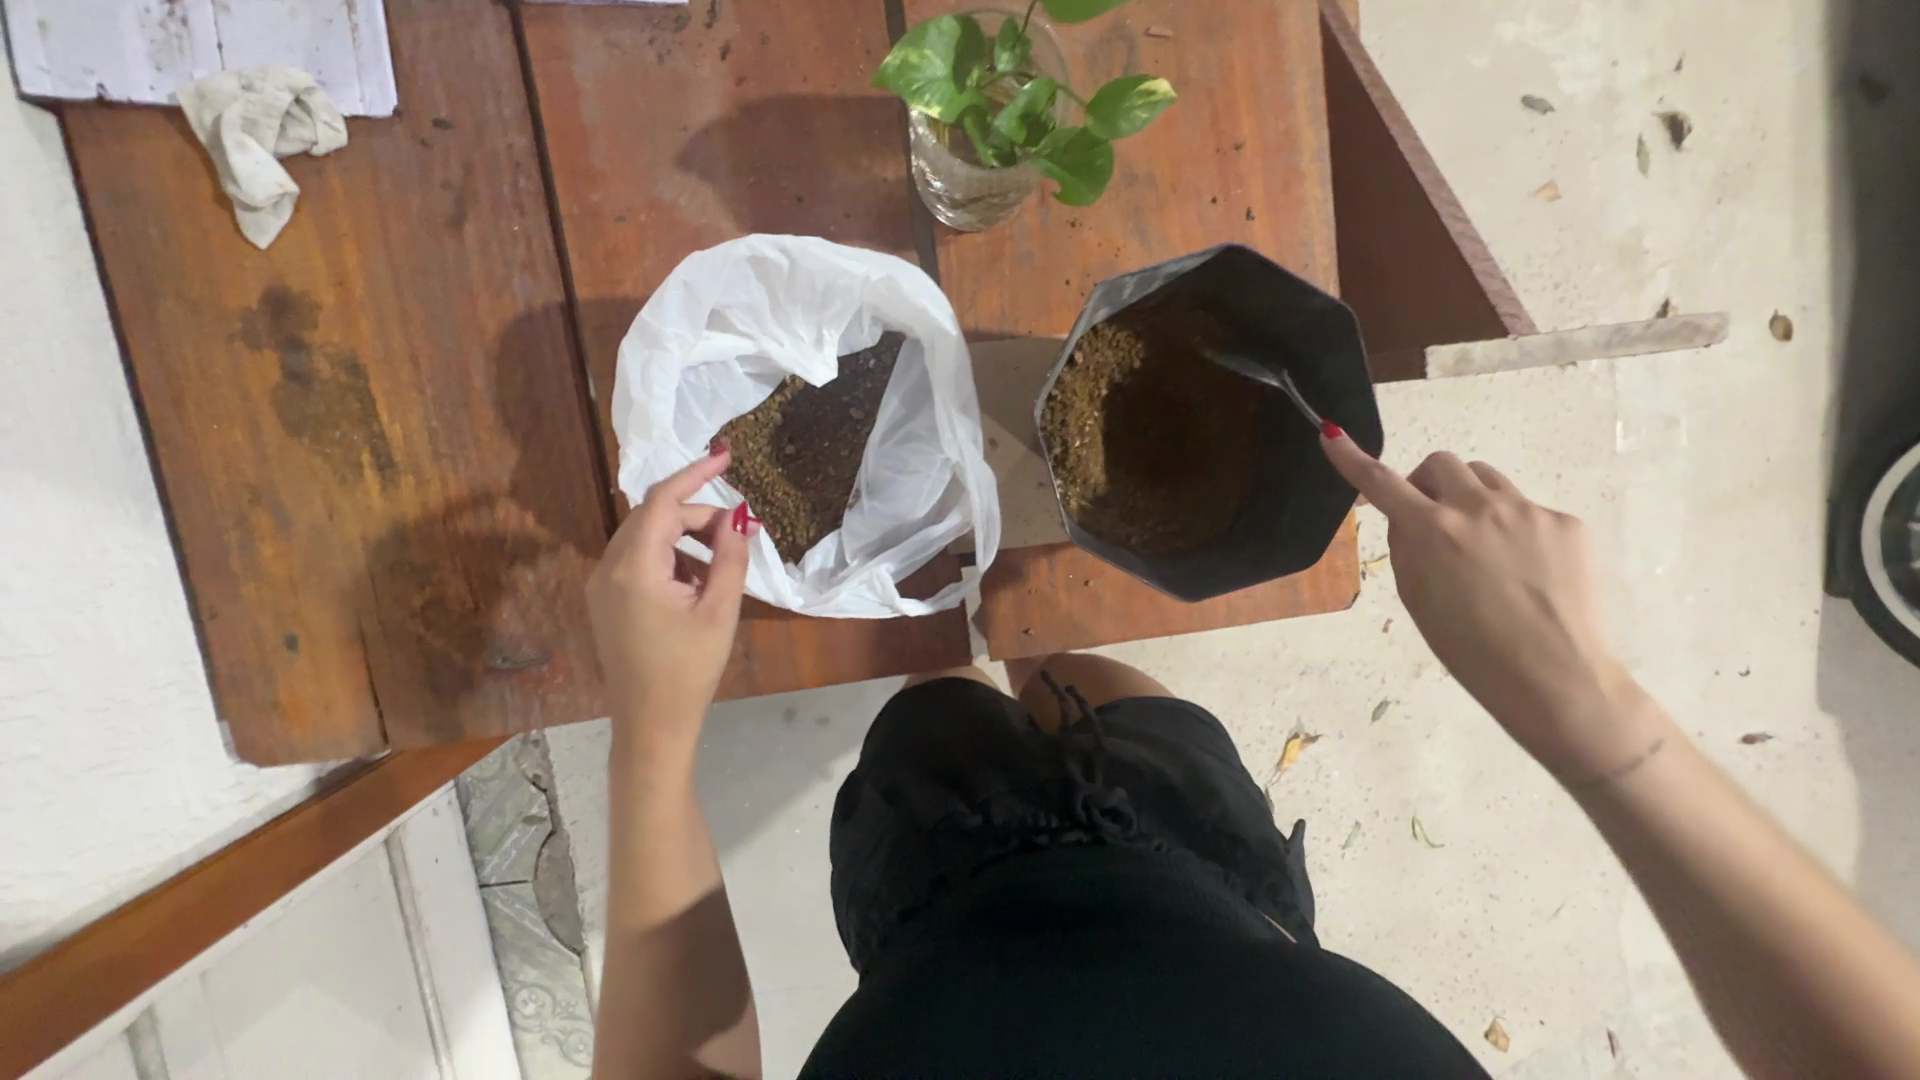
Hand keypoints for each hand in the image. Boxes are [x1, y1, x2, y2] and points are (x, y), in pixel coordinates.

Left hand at [587, 446, 757, 739]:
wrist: (652, 724)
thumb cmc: (690, 670)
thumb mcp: (720, 610)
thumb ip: (730, 556)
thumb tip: (737, 517)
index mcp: (633, 569)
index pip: (662, 501)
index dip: (695, 474)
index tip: (726, 457)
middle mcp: (607, 569)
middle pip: (652, 515)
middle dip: (696, 512)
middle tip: (738, 530)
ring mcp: (601, 585)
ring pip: (644, 535)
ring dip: (683, 534)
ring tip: (721, 559)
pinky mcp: (605, 600)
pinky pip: (637, 558)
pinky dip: (669, 555)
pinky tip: (695, 581)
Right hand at [1321, 426, 1658, 780]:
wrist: (1553, 676)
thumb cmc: (1468, 648)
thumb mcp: (1416, 596)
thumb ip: (1406, 547)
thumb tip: (1408, 516)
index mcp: (1431, 530)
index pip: (1379, 481)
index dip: (1350, 458)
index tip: (1331, 436)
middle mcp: (1478, 507)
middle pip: (1442, 463)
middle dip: (1428, 483)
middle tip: (1429, 517)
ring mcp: (1529, 511)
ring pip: (1487, 480)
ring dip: (1471, 499)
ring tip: (1480, 547)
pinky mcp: (1568, 523)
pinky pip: (1529, 511)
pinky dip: (1515, 531)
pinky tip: (1524, 572)